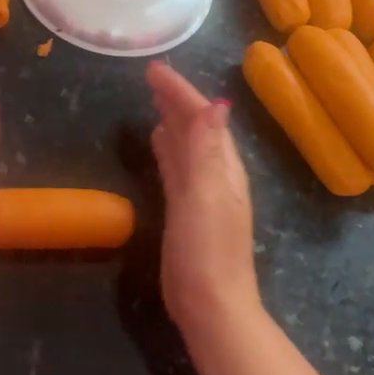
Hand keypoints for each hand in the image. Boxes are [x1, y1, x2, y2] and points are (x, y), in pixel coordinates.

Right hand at [146, 62, 260, 330]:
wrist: (210, 305)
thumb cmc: (206, 251)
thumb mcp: (204, 196)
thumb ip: (205, 150)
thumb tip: (216, 102)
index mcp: (222, 168)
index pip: (202, 117)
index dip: (179, 91)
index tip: (153, 69)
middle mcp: (216, 175)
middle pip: (195, 127)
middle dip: (176, 100)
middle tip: (151, 77)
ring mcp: (202, 194)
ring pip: (186, 145)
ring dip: (173, 121)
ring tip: (155, 100)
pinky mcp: (186, 211)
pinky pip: (177, 167)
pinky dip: (168, 149)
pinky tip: (157, 141)